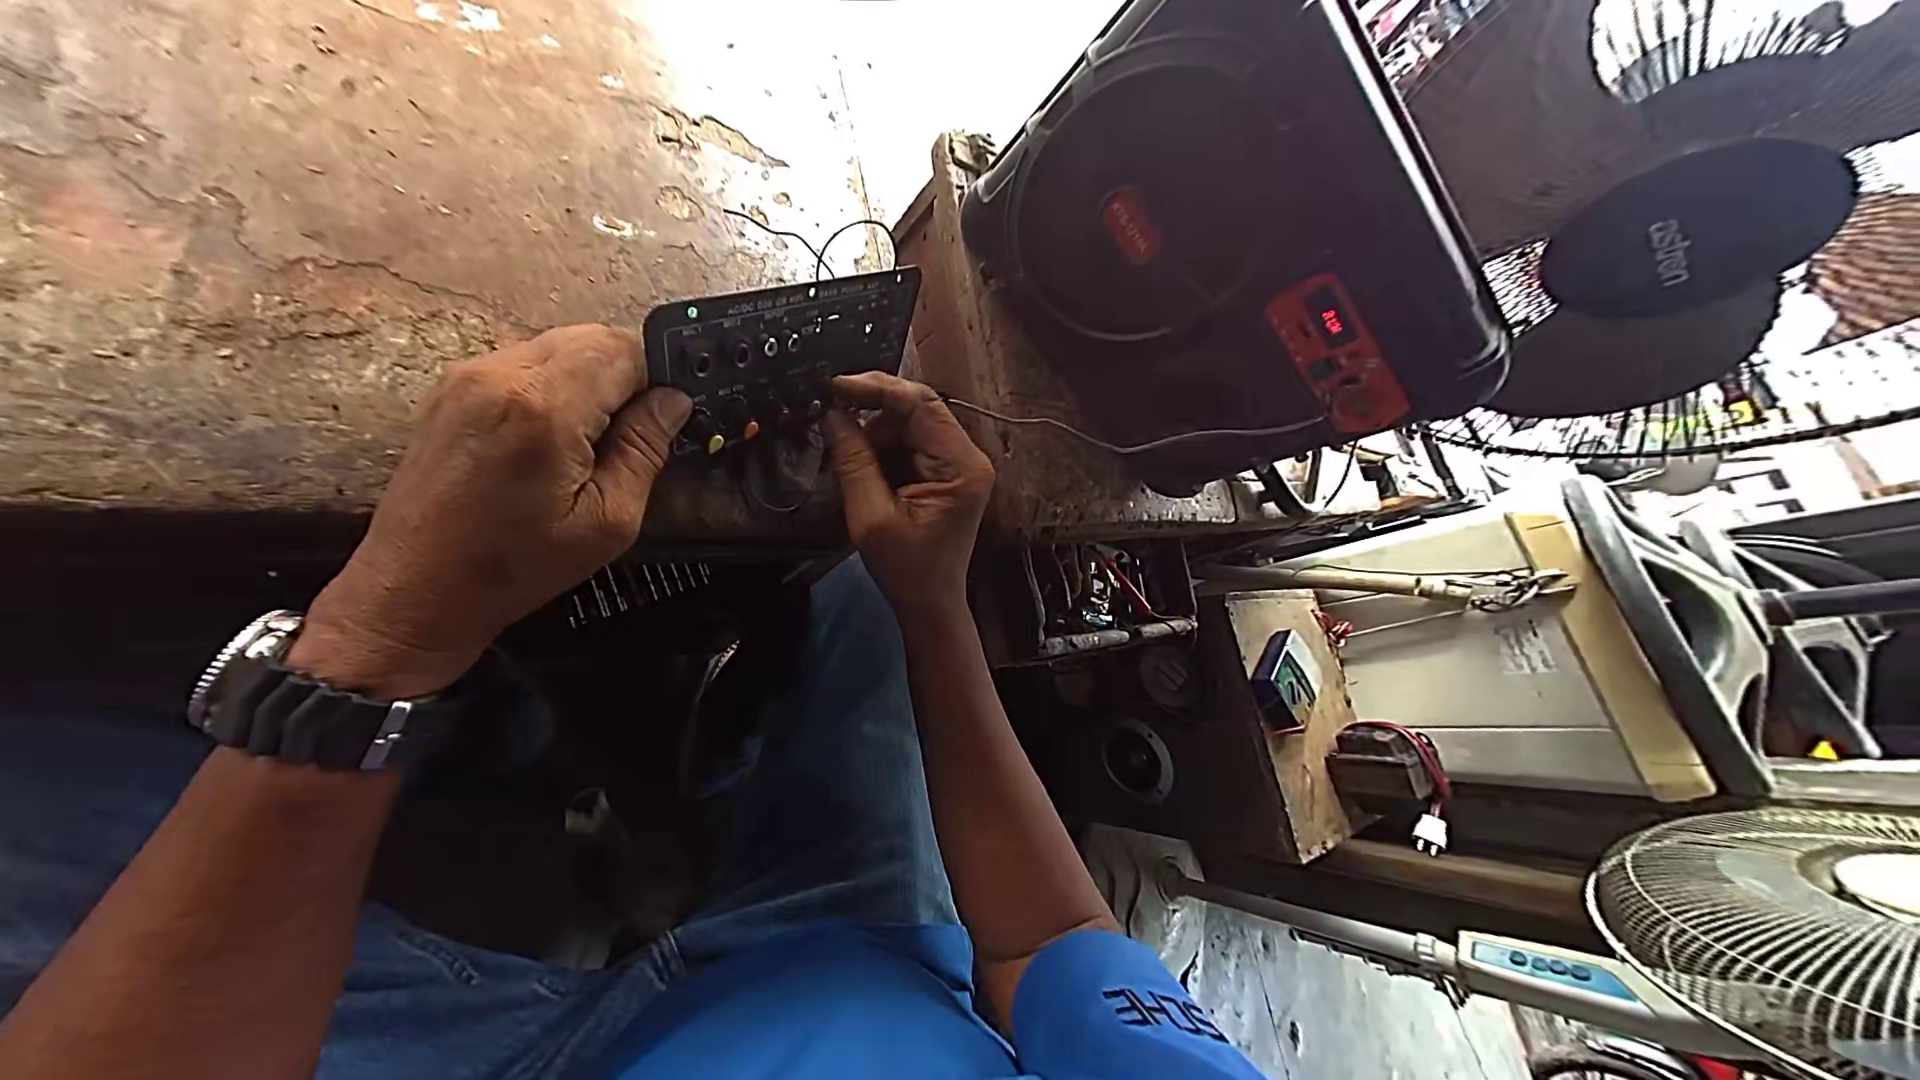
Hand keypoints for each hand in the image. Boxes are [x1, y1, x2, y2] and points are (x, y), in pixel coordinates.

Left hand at [287, 325, 691, 697]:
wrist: (417, 586)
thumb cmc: (519, 565)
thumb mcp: (610, 520)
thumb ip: (645, 450)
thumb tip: (675, 401)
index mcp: (546, 407)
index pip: (624, 350)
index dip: (659, 375)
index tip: (670, 414)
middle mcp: (502, 374)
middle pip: (593, 338)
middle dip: (631, 373)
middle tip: (641, 428)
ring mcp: (469, 375)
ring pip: (561, 345)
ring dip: (596, 378)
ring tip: (601, 435)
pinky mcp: (454, 387)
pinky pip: (530, 361)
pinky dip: (562, 383)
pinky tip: (562, 433)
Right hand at [823, 372, 994, 616]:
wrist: (930, 601)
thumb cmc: (907, 570)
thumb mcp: (871, 518)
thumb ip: (853, 461)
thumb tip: (833, 413)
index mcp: (961, 467)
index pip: (921, 404)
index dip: (876, 388)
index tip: (835, 386)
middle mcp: (967, 457)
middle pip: (917, 409)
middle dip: (872, 413)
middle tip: (832, 420)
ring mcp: (959, 463)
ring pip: (909, 424)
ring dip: (874, 434)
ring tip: (848, 461)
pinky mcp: (946, 471)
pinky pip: (910, 442)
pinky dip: (882, 448)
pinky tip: (865, 469)